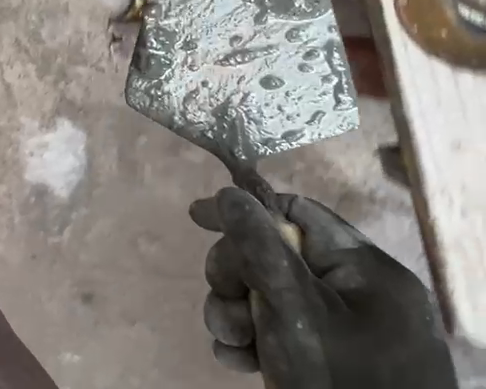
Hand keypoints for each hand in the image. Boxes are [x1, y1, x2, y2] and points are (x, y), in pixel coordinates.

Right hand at [192, 187, 456, 387]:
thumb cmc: (337, 376)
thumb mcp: (290, 305)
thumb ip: (258, 245)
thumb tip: (229, 193)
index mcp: (368, 272)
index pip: (296, 212)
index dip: (243, 211)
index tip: (196, 221)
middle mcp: (363, 294)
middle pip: (272, 254)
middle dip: (232, 278)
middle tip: (223, 304)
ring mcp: (351, 329)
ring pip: (267, 293)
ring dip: (233, 312)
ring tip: (230, 340)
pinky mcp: (337, 357)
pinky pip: (280, 326)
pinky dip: (250, 338)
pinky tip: (239, 357)